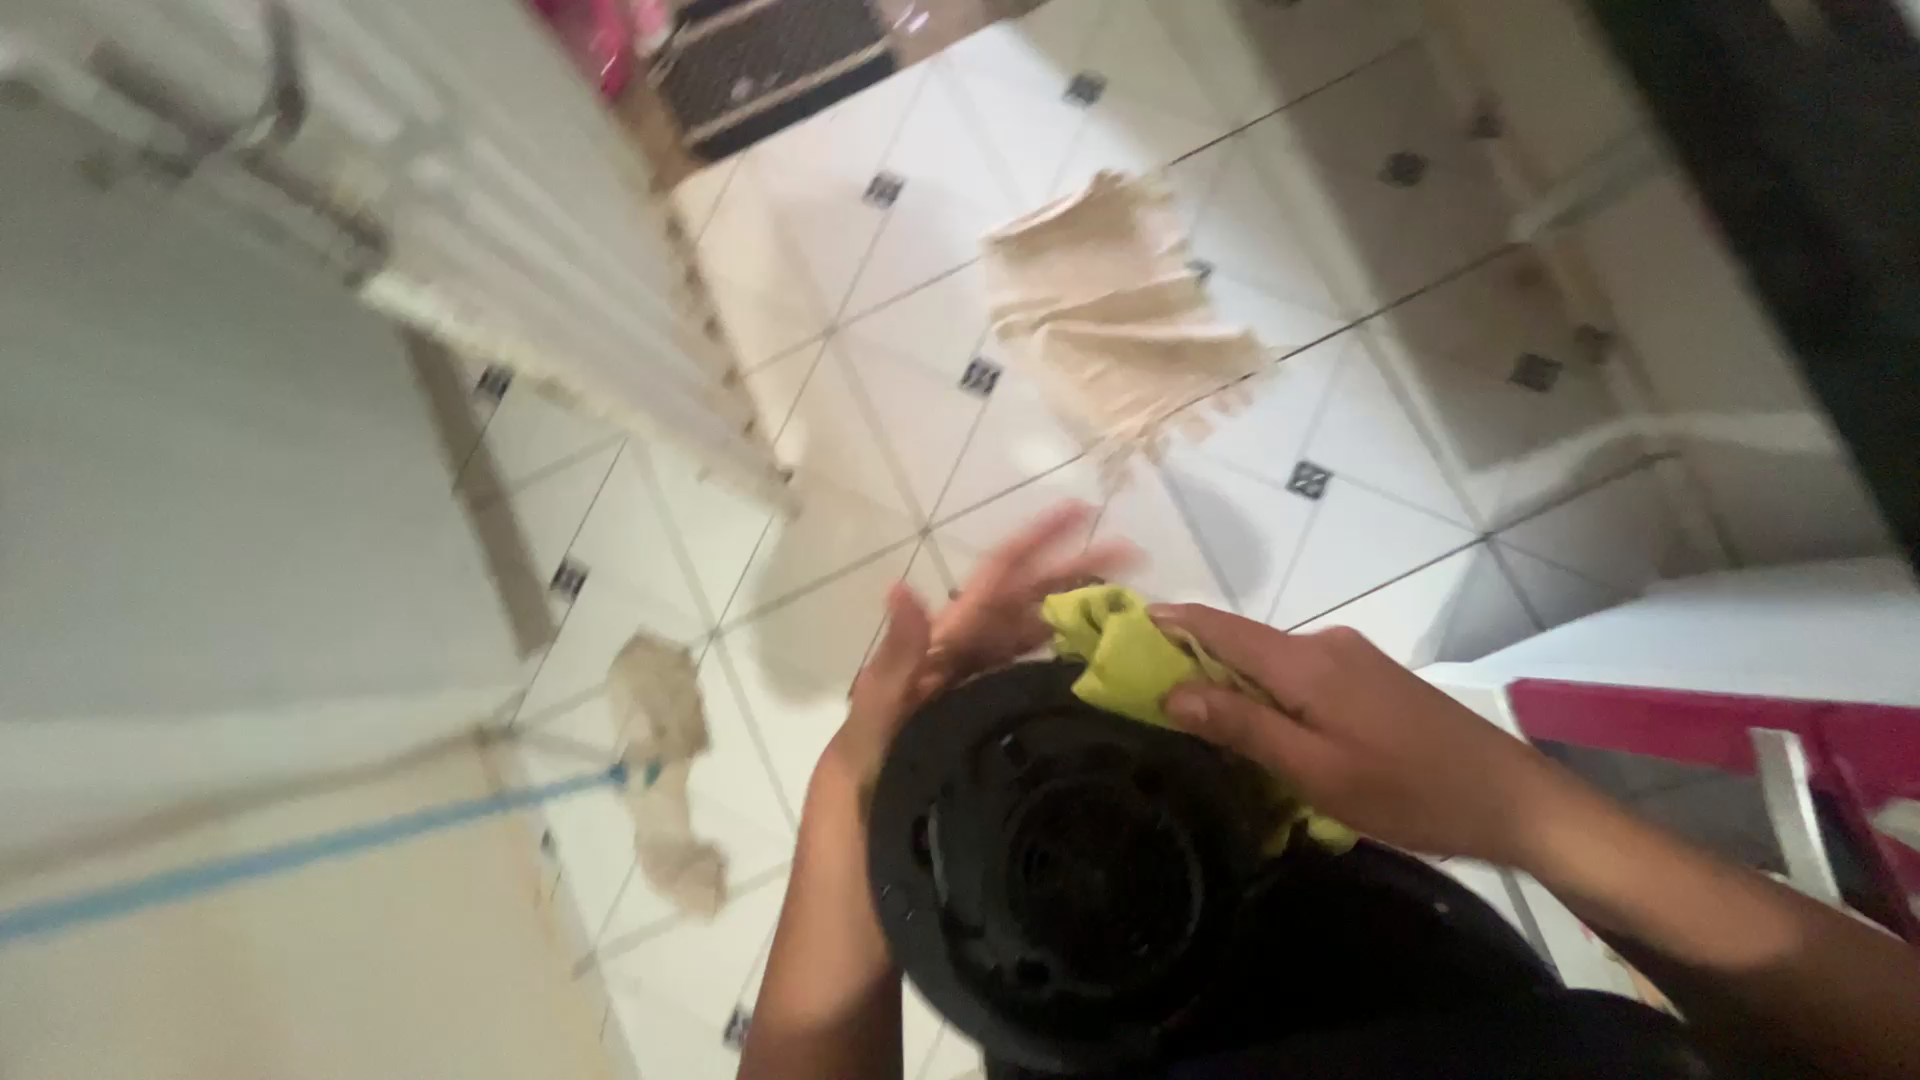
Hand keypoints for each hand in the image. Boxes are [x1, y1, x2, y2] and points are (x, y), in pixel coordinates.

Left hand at [819, 502, 1138, 797]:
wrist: (873, 802)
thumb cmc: (871, 753)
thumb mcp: (879, 704)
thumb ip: (897, 654)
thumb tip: (900, 586)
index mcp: (951, 634)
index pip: (999, 576)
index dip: (1036, 540)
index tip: (1079, 512)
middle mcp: (977, 645)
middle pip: (1033, 597)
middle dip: (1078, 569)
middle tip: (1135, 555)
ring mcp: (992, 675)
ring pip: (1044, 630)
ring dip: (1084, 611)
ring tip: (1136, 606)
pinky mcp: (1003, 705)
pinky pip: (1044, 671)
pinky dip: (1075, 660)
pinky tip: (1109, 665)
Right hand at [1151, 603, 1579, 865]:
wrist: (1517, 801)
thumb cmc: (1410, 791)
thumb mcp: (1316, 771)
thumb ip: (1242, 726)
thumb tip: (1172, 692)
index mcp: (1305, 662)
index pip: (1219, 626)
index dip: (1168, 622)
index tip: (1121, 625)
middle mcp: (1323, 644)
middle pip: (1241, 642)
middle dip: (1192, 658)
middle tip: (1147, 690)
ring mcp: (1350, 657)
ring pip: (1269, 661)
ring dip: (1231, 681)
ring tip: (1201, 721)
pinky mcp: (1367, 676)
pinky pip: (1298, 674)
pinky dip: (1267, 691)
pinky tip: (1266, 727)